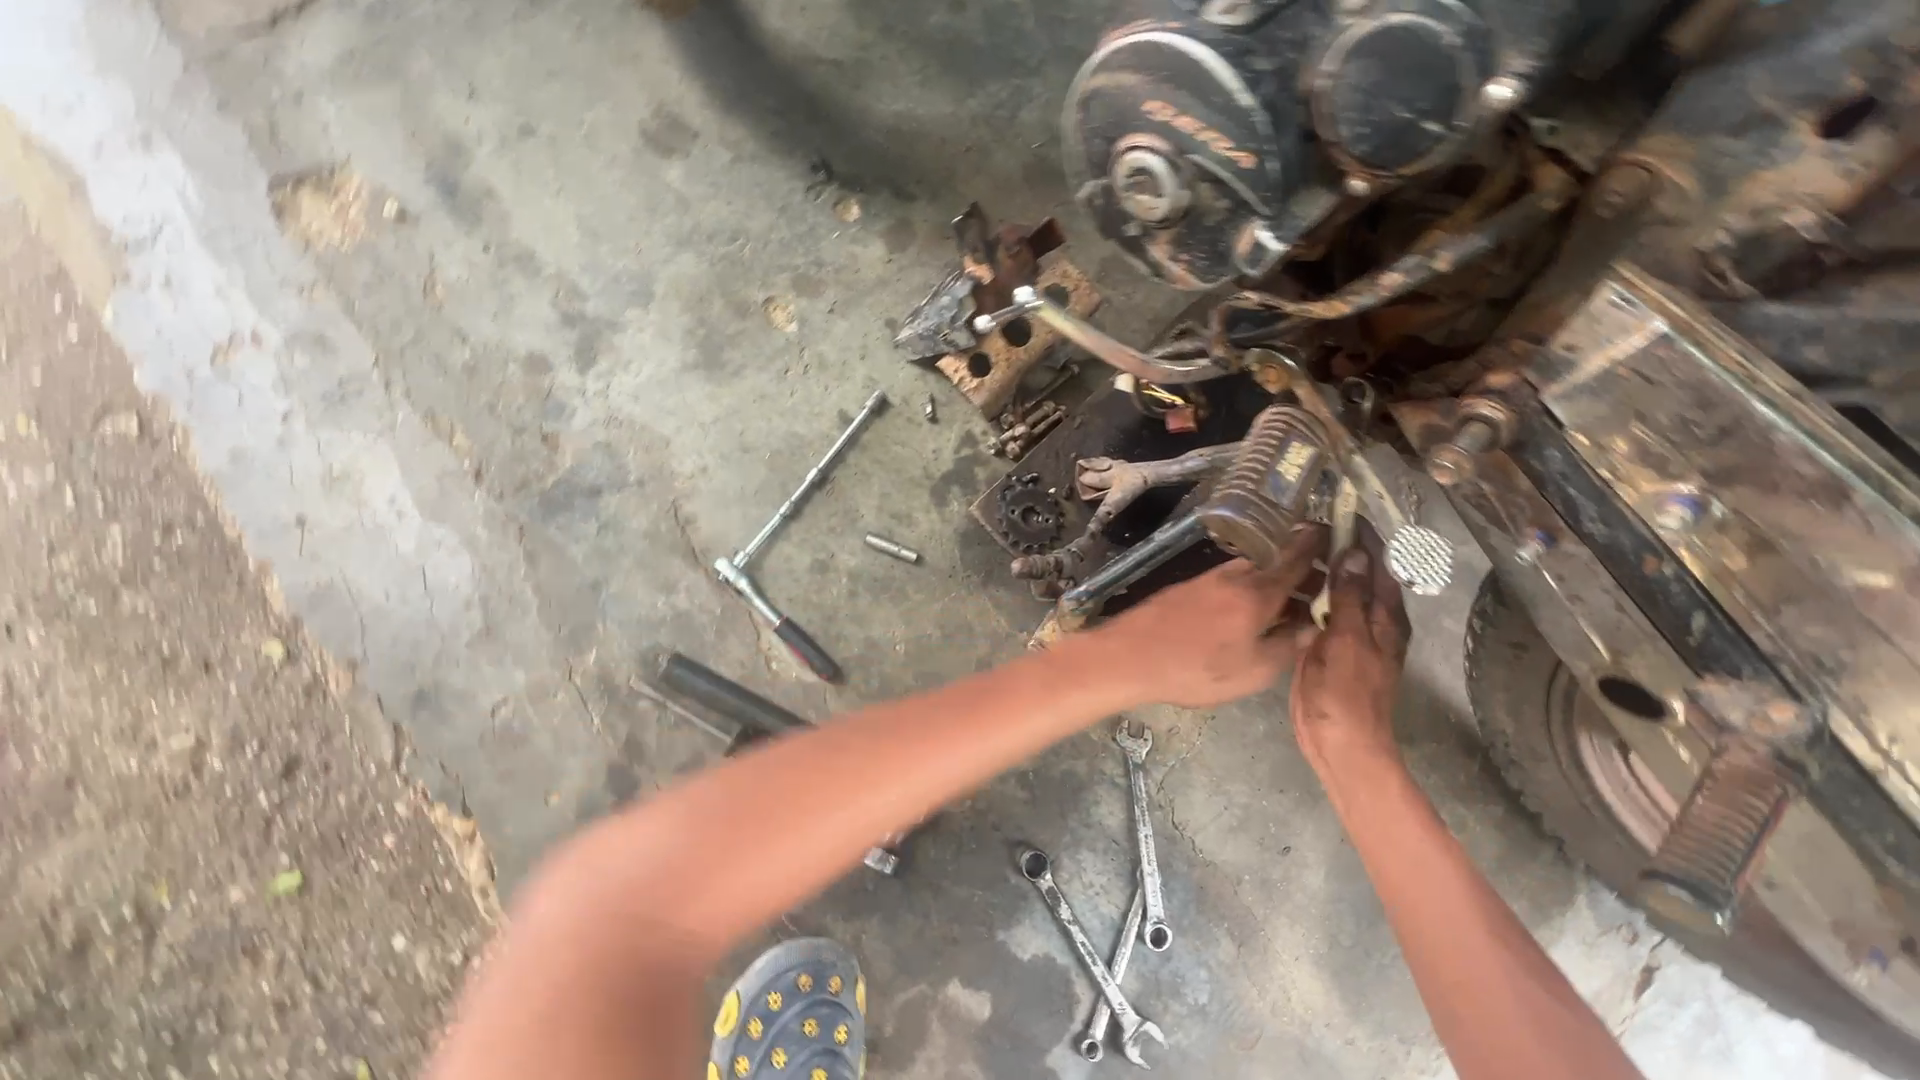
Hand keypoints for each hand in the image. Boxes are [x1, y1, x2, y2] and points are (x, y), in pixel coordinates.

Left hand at [1091, 526, 1325, 707]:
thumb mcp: (1252, 672)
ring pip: (1253, 569)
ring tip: (1293, 594)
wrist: (1127, 657)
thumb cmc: (1193, 670)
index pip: (1299, 558)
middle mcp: (1235, 576)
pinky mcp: (1189, 587)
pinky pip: (1232, 579)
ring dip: (1276, 575)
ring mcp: (1209, 579)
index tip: (1340, 534)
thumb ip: (1287, 647)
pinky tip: (1253, 605)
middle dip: (1303, 563)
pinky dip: (1251, 584)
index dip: (1322, 545)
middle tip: (1325, 573)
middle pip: (1277, 560)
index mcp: (1257, 593)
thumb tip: (1313, 627)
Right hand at [1292, 543, 1411, 772]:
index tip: (1338, 511)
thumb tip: (1354, 552)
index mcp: (1386, 616)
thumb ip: (1350, 596)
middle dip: (1339, 549)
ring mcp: (1349, 635)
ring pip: (1339, 593)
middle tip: (1305, 525)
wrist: (1340, 742)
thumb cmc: (1348, 692)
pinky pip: (1321, 613)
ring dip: (1321, 572)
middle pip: (1358, 575)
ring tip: (1292, 548)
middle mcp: (1372, 620)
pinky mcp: (1328, 648)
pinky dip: (1310, 596)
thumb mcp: (1348, 639)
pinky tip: (1288, 587)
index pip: (1378, 563)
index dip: (1361, 537)